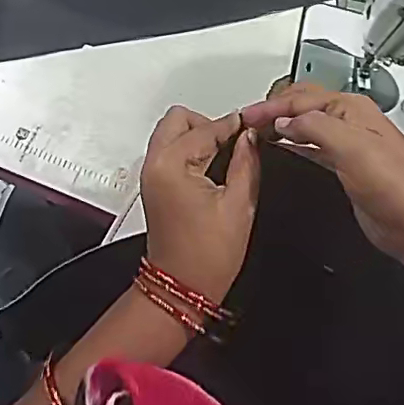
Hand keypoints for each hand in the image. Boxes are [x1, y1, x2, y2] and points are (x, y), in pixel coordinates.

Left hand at [138, 106, 259, 303]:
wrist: (182, 285)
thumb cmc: (207, 255)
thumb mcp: (239, 206)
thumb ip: (246, 163)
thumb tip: (250, 138)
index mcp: (171, 164)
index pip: (205, 129)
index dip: (233, 126)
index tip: (252, 126)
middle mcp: (154, 163)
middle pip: (178, 119)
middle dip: (207, 124)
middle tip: (234, 141)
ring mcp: (151, 172)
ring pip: (171, 131)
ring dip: (196, 135)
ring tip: (224, 154)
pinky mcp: (154, 181)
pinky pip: (168, 149)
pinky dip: (188, 148)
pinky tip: (210, 164)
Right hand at [240, 82, 403, 263]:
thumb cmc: (403, 191)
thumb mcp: (351, 147)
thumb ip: (313, 126)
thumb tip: (284, 121)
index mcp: (353, 109)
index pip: (300, 97)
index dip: (270, 105)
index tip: (246, 116)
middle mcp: (352, 123)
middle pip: (303, 105)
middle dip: (274, 109)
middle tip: (248, 119)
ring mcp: (351, 146)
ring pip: (306, 125)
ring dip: (280, 126)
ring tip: (257, 131)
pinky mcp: (348, 169)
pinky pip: (312, 147)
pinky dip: (292, 144)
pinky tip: (281, 149)